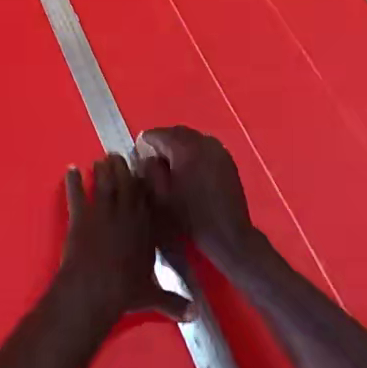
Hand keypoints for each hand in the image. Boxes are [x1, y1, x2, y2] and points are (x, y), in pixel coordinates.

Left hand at [52, 156, 191, 327]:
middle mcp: (127, 214)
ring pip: (104, 182)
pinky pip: (77, 193)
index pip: (149, 199)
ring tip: (101, 159)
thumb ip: (173, 302)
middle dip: (123, 168)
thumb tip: (194, 315)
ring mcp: (103, 212)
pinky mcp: (80, 216)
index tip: (144, 172)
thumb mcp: (152, 296)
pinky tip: (71, 170)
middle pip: (127, 183)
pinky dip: (73, 181)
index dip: (146, 183)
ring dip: (102, 169)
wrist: (94, 288)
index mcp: (146, 228)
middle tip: (118, 156)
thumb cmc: (124, 291)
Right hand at [135, 126, 252, 249]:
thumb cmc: (188, 218)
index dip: (144, 146)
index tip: (138, 160)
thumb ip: (148, 170)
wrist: (226, 235)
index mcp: (185, 148)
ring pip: (192, 139)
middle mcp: (204, 142)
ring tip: (171, 168)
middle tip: (152, 163)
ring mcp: (219, 150)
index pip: (157, 134)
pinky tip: (190, 173)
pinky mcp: (227, 161)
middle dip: (162, 144)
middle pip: (176, 133)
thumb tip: (147, 156)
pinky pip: (205, 148)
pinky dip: (194, 154)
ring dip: (179, 148)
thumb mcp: (158, 197)